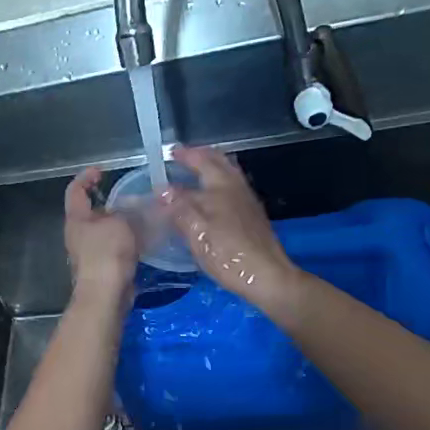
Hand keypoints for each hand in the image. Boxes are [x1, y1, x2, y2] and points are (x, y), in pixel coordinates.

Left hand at [64, 168, 137, 301]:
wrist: (106, 294)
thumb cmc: (107, 254)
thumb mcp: (121, 223)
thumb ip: (128, 211)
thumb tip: (135, 206)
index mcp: (77, 219)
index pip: (75, 191)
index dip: (86, 177)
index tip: (102, 171)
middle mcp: (80, 235)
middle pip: (93, 211)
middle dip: (113, 202)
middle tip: (134, 196)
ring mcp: (91, 252)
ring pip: (108, 230)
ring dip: (125, 223)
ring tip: (146, 215)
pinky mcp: (105, 267)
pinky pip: (117, 247)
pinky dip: (130, 240)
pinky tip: (147, 238)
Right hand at [165, 146, 301, 309]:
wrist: (267, 276)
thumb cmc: (229, 256)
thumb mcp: (197, 233)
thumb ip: (179, 208)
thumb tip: (162, 189)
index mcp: (221, 189)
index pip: (201, 163)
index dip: (185, 156)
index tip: (170, 152)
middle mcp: (236, 189)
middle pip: (220, 162)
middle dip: (201, 156)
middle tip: (184, 156)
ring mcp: (247, 201)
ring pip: (229, 174)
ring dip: (213, 166)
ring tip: (196, 171)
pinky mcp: (253, 216)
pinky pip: (233, 187)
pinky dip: (220, 181)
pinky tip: (213, 196)